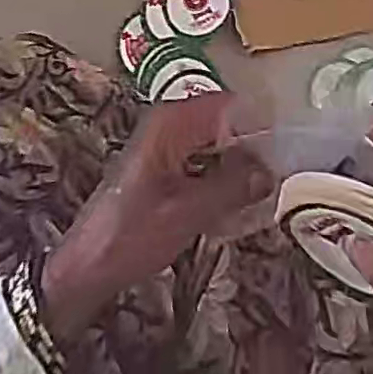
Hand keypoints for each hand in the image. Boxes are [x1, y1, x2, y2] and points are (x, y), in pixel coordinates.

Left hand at [42, 93, 272, 339]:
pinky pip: (205, 158)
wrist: (85, 269)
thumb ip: (232, 186)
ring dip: (240, 162)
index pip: (230, 104)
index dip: (260, 122)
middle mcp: (170, 122)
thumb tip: (272, 171)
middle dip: (253, 144)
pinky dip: (223, 174)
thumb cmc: (131, 234)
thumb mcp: (188, 211)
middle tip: (282, 171)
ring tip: (268, 187)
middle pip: (225, 121)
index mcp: (173, 121)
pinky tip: (240, 199)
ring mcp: (167, 142)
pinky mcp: (166, 165)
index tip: (287, 146)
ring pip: (217, 141)